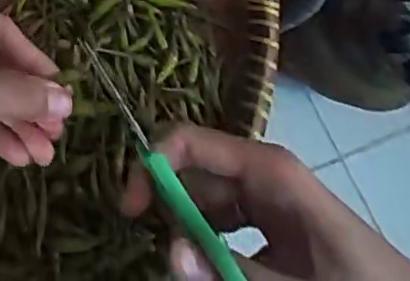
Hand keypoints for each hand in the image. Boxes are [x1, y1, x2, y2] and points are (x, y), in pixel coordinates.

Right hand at [120, 125, 409, 280]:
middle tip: (150, 246)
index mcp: (268, 169)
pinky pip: (229, 232)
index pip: (190, 142)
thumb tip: (168, 253)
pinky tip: (207, 269)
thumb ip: (233, 272)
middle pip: (194, 176)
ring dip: (188, 233)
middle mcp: (263, 175)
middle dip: (168, 208)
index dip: (153, 165)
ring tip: (180, 264)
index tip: (130, 209)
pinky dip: (212, 250)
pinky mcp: (279, 232)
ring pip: (208, 208)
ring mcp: (271, 203)